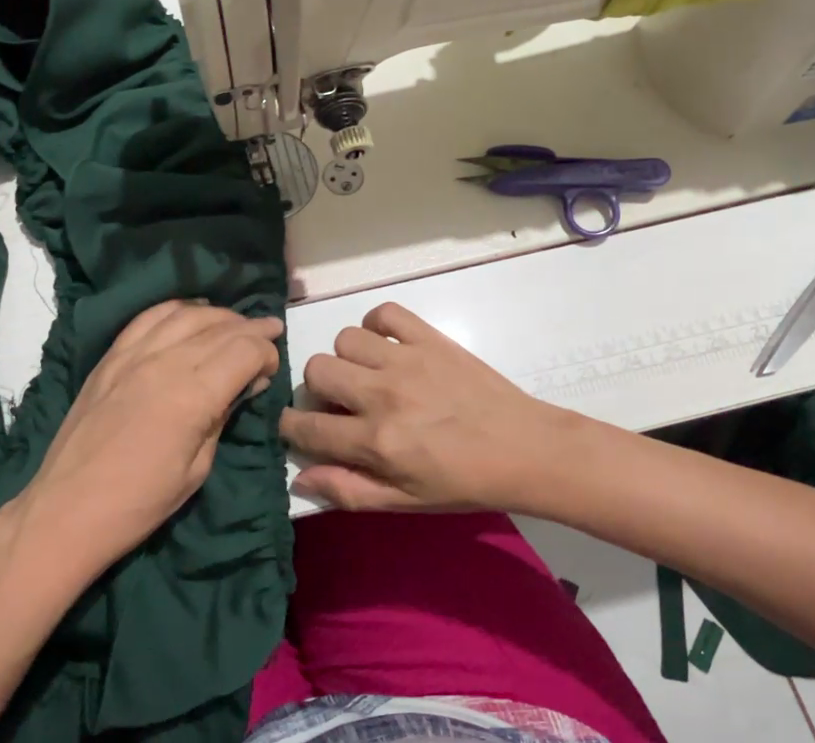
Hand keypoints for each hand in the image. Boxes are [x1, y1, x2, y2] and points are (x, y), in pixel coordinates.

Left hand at [11, 301, 282, 575]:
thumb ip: (222, 417)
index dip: (267, 353)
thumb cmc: (140, 502)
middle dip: (251, 329)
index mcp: (193, 395)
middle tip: (270, 334)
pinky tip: (189, 315)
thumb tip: (244, 385)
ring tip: (235, 324)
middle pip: (221, 328)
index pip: (245, 350)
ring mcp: (133, 355)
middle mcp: (165, 362)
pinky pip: (148, 318)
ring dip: (218, 315)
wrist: (67, 509)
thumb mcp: (197, 468)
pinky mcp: (110, 357)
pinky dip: (175, 309)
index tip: (271, 370)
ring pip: (186, 314)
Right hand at [280, 302, 571, 511]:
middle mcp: (383, 395)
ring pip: (345, 339)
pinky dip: (378, 326)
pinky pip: (385, 313)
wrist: (524, 449)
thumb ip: (348, 490)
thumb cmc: (462, 482)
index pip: (306, 426)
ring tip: (370, 376)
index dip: (290, 427)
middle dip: (318, 390)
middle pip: (316, 370)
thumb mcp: (404, 502)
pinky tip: (388, 348)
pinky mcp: (430, 339)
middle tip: (342, 404)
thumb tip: (299, 478)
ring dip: (349, 359)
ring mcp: (407, 361)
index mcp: (376, 442)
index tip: (298, 428)